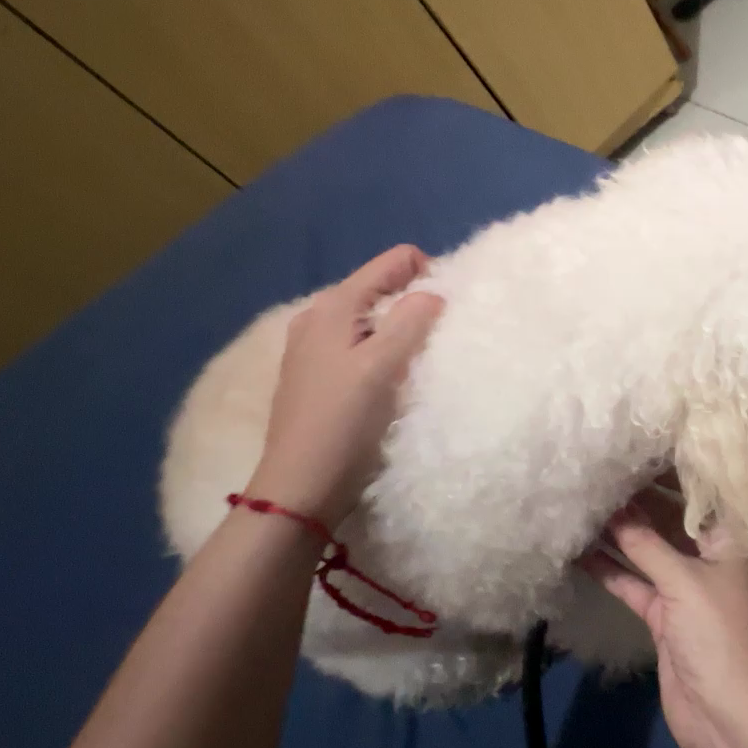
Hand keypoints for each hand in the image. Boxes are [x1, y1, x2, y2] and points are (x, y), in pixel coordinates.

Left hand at [244, 245, 443, 528]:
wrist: (301, 486)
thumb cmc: (344, 421)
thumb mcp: (384, 365)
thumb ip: (412, 319)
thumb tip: (434, 293)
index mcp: (334, 307)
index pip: (394, 261)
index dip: (428, 274)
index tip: (446, 310)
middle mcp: (320, 318)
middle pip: (384, 287)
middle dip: (417, 301)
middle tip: (438, 336)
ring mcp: (317, 347)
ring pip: (377, 316)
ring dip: (404, 328)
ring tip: (422, 358)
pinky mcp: (322, 374)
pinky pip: (366, 341)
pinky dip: (388, 348)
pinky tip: (397, 377)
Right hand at [580, 494, 747, 747]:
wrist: (724, 709)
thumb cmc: (717, 631)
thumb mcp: (683, 580)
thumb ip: (647, 543)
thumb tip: (615, 505)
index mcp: (731, 538)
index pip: (703, 493)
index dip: (675, 471)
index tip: (642, 446)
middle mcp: (710, 554)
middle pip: (673, 519)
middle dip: (641, 499)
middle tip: (602, 470)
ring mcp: (685, 584)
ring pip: (649, 549)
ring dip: (620, 533)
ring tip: (584, 503)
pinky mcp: (663, 612)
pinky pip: (634, 581)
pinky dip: (612, 569)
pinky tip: (581, 551)